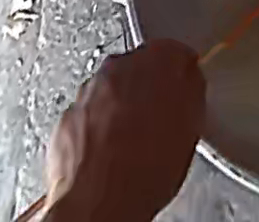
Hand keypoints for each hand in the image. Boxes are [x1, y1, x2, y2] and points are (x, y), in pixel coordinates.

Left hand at [37, 40, 205, 221]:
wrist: (99, 205)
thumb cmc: (145, 168)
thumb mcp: (191, 125)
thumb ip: (191, 89)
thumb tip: (188, 81)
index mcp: (157, 59)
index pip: (175, 51)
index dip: (180, 73)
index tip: (182, 87)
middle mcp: (121, 65)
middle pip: (139, 67)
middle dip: (147, 88)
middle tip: (158, 118)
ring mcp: (90, 89)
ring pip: (112, 90)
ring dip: (120, 107)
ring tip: (131, 143)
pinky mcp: (67, 116)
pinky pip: (89, 114)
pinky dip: (97, 127)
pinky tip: (108, 153)